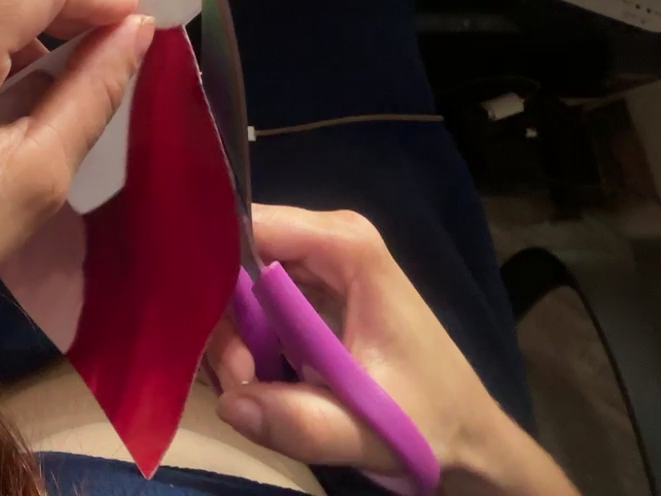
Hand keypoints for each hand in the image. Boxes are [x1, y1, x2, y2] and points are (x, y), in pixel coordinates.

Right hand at [209, 207, 570, 494]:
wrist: (469, 438)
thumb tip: (229, 405)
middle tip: (237, 379)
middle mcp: (323, 236)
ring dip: (228, 333)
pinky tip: (253, 375)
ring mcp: (312, 257)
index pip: (248, 223)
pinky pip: (248, 294)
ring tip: (251, 386)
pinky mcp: (304, 281)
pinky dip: (239, 335)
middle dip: (223, 317)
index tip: (191, 325)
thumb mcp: (371, 430)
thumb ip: (303, 421)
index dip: (211, 266)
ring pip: (235, 276)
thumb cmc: (431, 422)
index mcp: (345, 245)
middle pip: (235, 253)